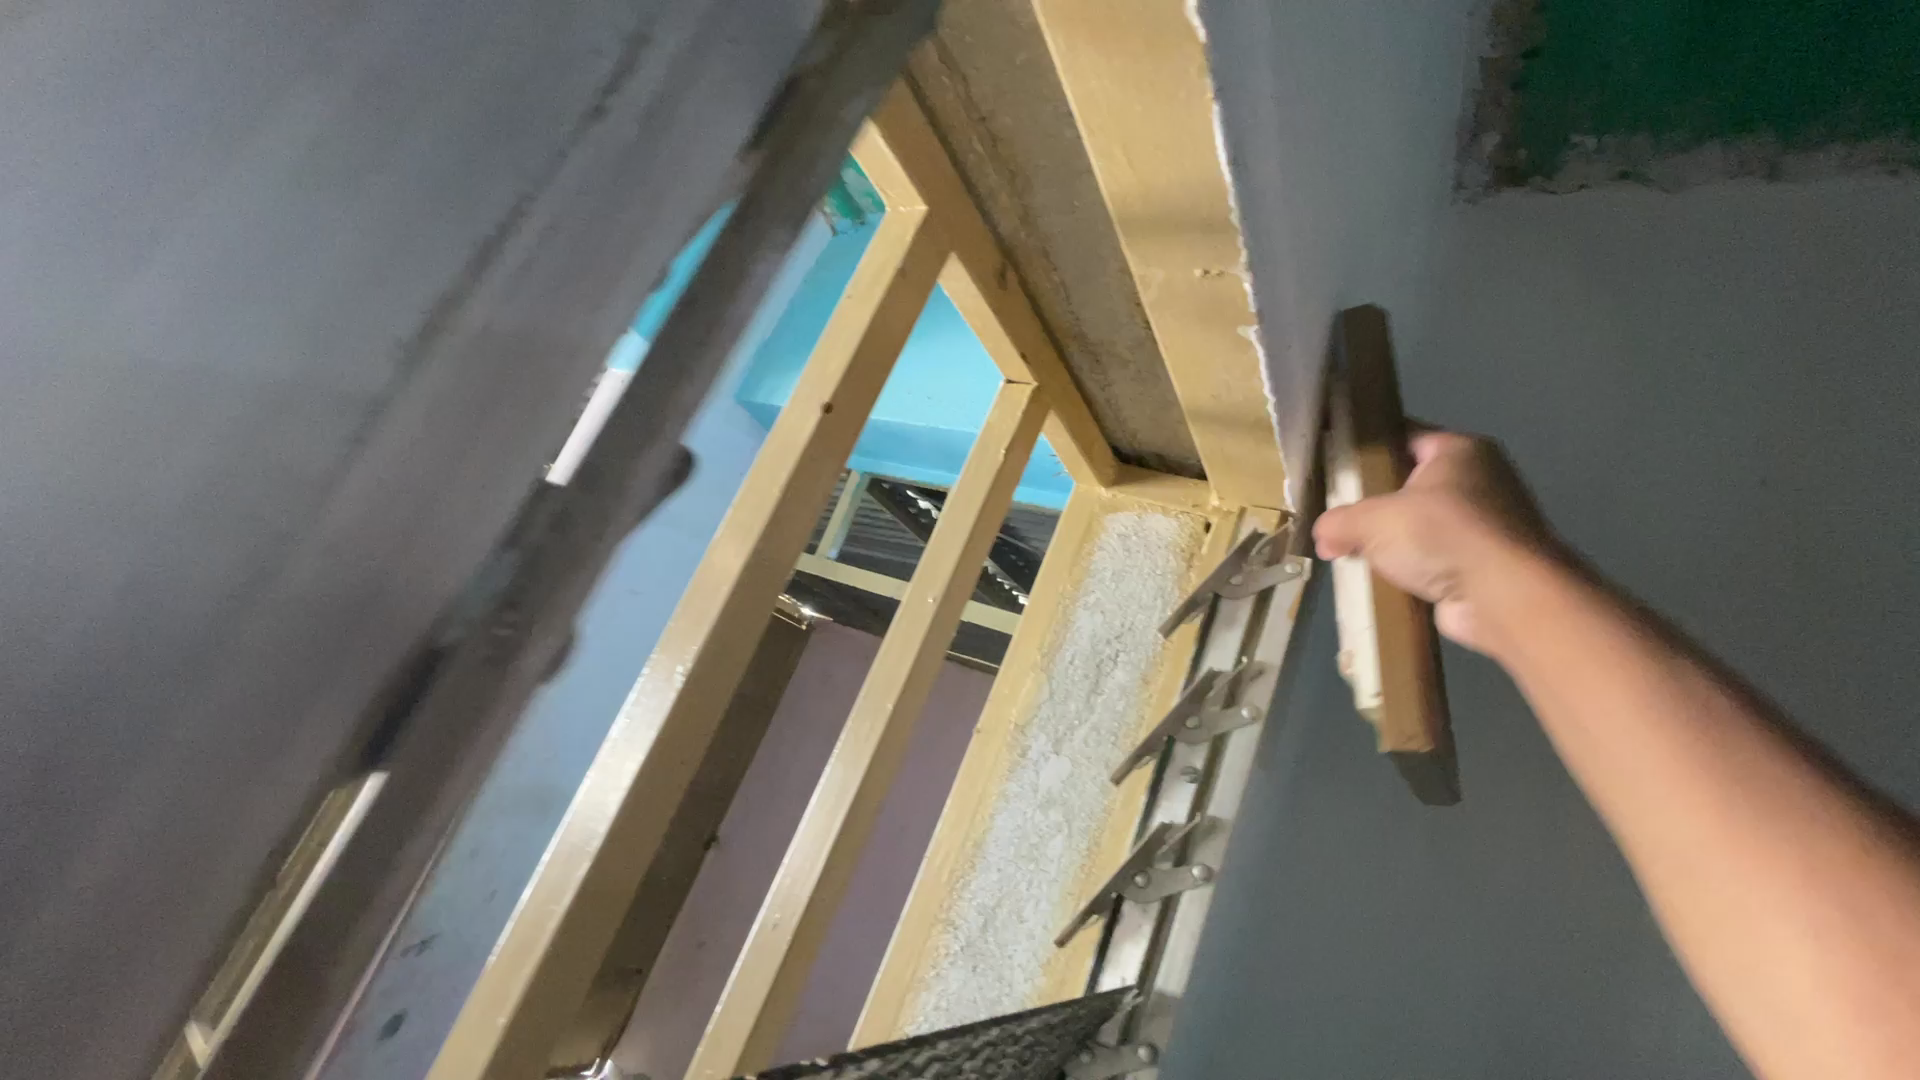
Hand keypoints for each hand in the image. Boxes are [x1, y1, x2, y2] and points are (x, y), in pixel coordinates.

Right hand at [1313, 430, 1560, 656]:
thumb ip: (1337, 521)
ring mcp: (1488, 523)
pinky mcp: (1486, 562)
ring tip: (1353, 552)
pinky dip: (1411, 568)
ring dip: (1391, 541)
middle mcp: (1481, 479)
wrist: (1504, 596)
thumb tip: (1323, 536)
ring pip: (1421, 523)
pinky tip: (1383, 579)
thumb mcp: (1370, 519)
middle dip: (1373, 503)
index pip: (1403, 437)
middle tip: (1337, 516)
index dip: (1366, 449)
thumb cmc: (1440, 535)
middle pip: (1409, 483)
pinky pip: (1434, 557)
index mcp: (1459, 450)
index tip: (1334, 466)